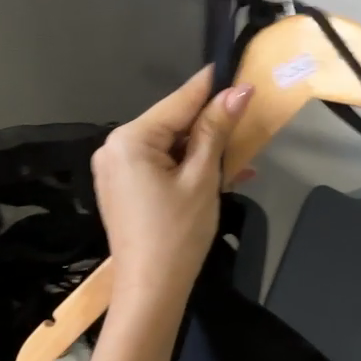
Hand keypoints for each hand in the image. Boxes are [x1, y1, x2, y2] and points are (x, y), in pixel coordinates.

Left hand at [92, 67, 252, 309]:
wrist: (151, 290)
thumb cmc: (178, 234)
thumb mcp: (201, 179)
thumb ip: (215, 132)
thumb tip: (237, 92)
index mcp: (129, 139)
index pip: (178, 102)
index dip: (211, 88)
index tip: (238, 71)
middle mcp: (114, 148)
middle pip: (171, 125)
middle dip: (208, 128)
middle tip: (246, 124)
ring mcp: (115, 170)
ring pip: (167, 148)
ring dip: (201, 152)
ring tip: (238, 157)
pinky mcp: (122, 190)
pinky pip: (158, 167)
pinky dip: (185, 170)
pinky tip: (217, 175)